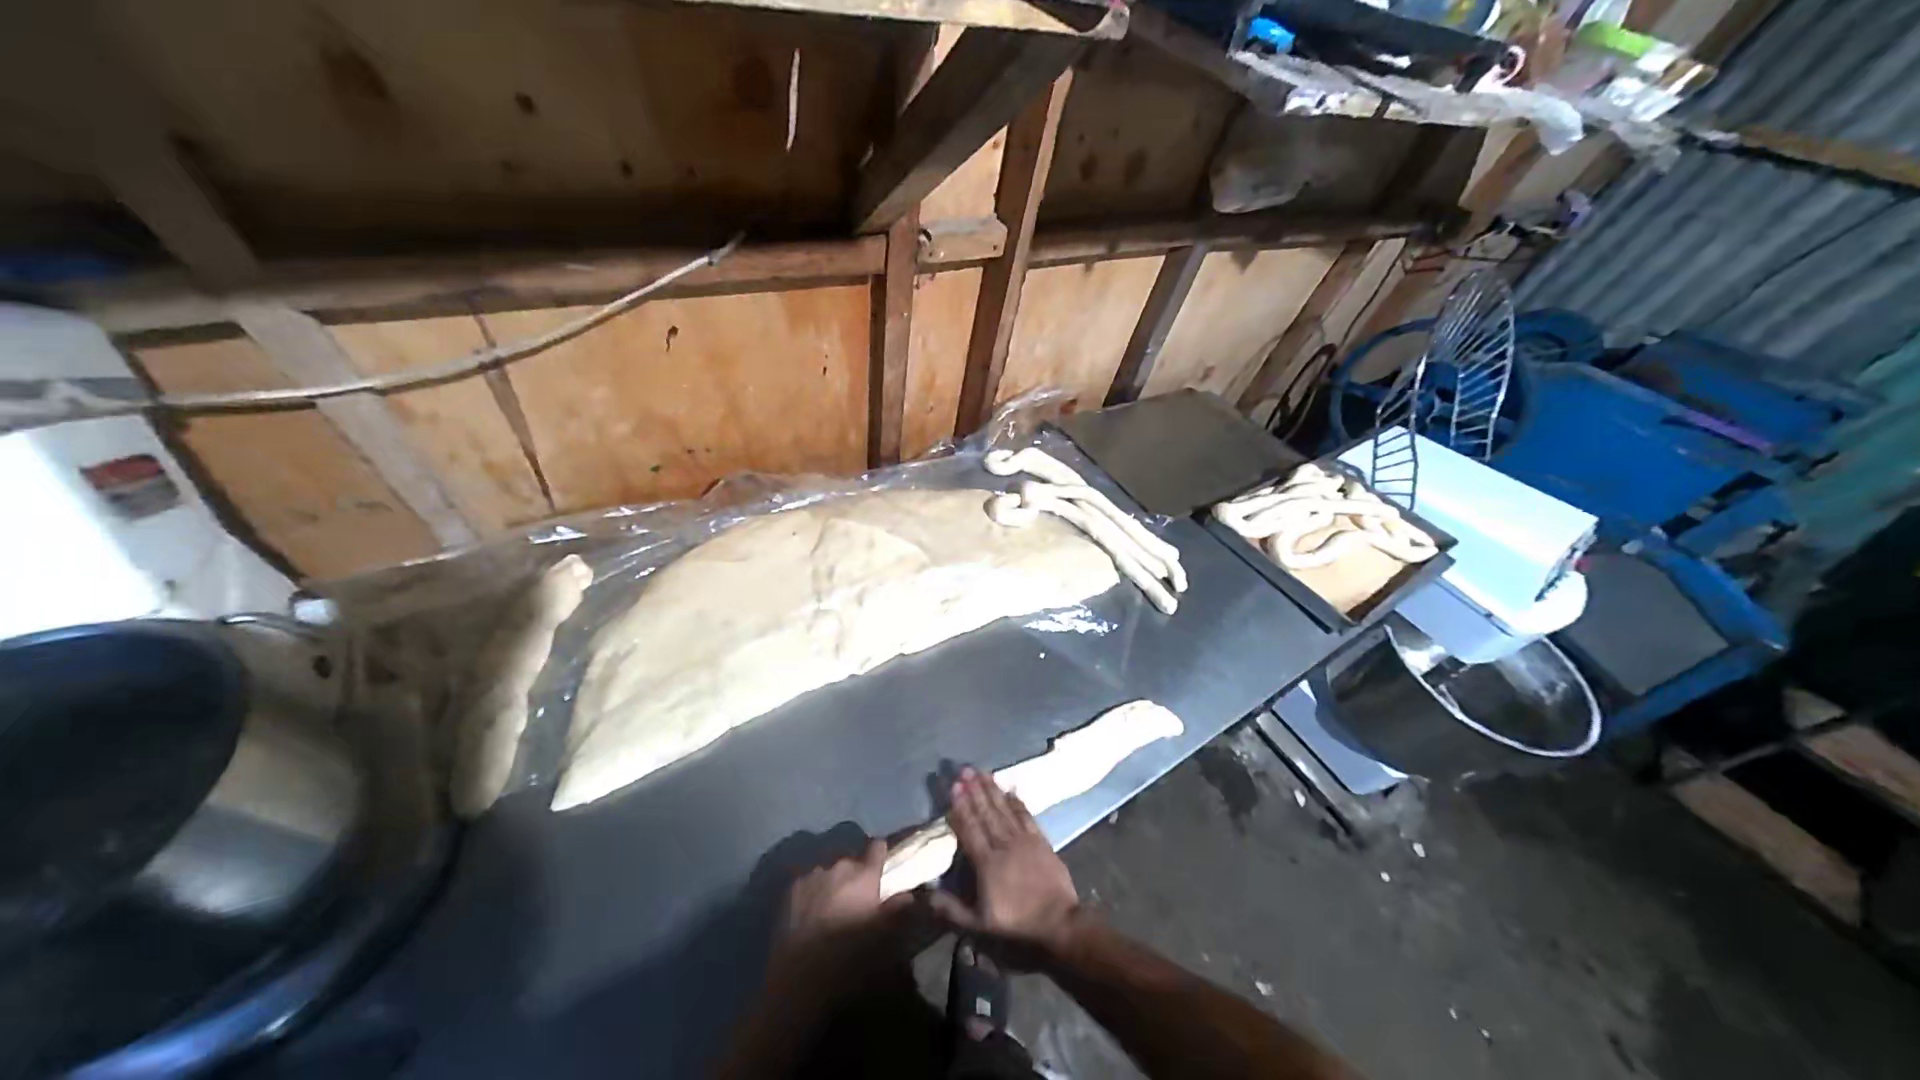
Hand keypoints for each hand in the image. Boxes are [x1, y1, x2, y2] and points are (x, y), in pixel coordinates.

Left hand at [780, 839, 910, 952]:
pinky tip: (812, 913)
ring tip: (834, 908)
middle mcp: (839, 867)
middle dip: (858, 876)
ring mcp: (812, 875)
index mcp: (864, 876)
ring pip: (831, 872)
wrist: (799, 978)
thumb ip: (899, 911)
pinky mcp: (792, 889)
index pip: (878, 847)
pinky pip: (810, 882)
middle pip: (853, 862)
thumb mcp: (884, 938)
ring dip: (835, 883)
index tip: (886, 867)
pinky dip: (815, 891)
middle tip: (859, 900)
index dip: (883, 854)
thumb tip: (910, 894)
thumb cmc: (848, 958)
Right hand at [930, 767, 1082, 962]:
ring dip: (992, 790)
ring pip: (1004, 809)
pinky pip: (1026, 816)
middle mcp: (1004, 844)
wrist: (1058, 922)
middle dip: (974, 790)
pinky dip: (1017, 802)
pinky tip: (1010, 790)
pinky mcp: (1041, 841)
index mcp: (986, 863)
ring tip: (982, 772)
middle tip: (964, 770)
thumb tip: (923, 894)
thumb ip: (950, 908)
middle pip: (986, 813)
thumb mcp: (978, 923)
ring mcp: (1024, 840)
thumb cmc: (1016, 923)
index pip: (969, 829)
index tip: (952, 787)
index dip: (960, 807)